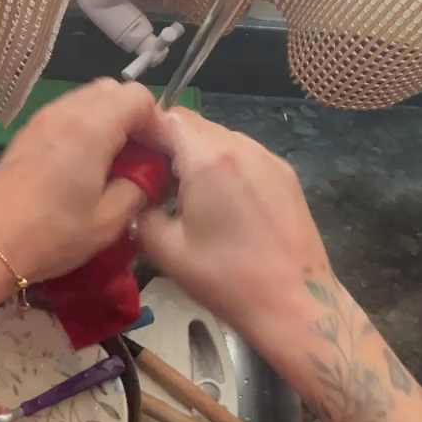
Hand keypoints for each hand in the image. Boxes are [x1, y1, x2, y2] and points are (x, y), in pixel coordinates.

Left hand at [0, 79, 157, 281]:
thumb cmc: (51, 236)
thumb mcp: (109, 221)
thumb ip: (139, 188)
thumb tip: (149, 172)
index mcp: (91, 128)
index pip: (137, 97)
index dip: (155, 122)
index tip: (157, 156)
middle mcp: (64, 113)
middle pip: (111, 90)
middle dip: (132, 116)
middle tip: (136, 157)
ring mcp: (40, 120)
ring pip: (85, 99)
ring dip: (106, 120)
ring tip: (110, 162)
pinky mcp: (24, 134)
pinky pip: (63, 114)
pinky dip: (81, 127)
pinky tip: (80, 165)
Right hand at [135, 108, 333, 340]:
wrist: (293, 304)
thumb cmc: (224, 278)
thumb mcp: (164, 248)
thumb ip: (140, 208)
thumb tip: (136, 193)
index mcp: (209, 160)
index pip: (167, 117)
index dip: (143, 130)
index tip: (128, 156)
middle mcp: (242, 147)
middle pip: (193, 125)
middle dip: (167, 144)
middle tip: (150, 179)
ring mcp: (268, 158)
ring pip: (218, 138)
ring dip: (194, 154)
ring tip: (182, 194)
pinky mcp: (284, 174)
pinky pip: (241, 155)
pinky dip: (220, 165)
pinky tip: (216, 202)